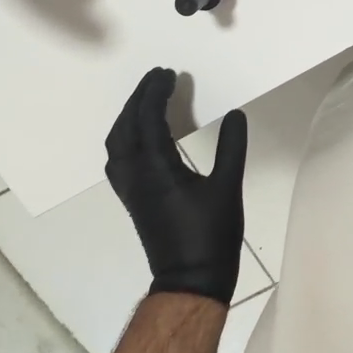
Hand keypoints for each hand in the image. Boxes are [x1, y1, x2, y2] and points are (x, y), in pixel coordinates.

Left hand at [104, 68, 246, 304]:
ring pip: (117, 143)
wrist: (190, 279)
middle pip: (126, 126)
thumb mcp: (228, 189)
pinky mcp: (133, 200)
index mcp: (156, 168)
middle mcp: (135, 175)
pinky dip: (125, 138)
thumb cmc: (211, 235)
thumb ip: (231, 149)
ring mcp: (130, 189)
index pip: (149, 119)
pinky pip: (119, 159)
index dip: (156, 93)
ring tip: (147, 100)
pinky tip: (140, 137)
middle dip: (139, 98)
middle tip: (158, 78)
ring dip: (129, 117)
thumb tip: (235, 115)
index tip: (168, 73)